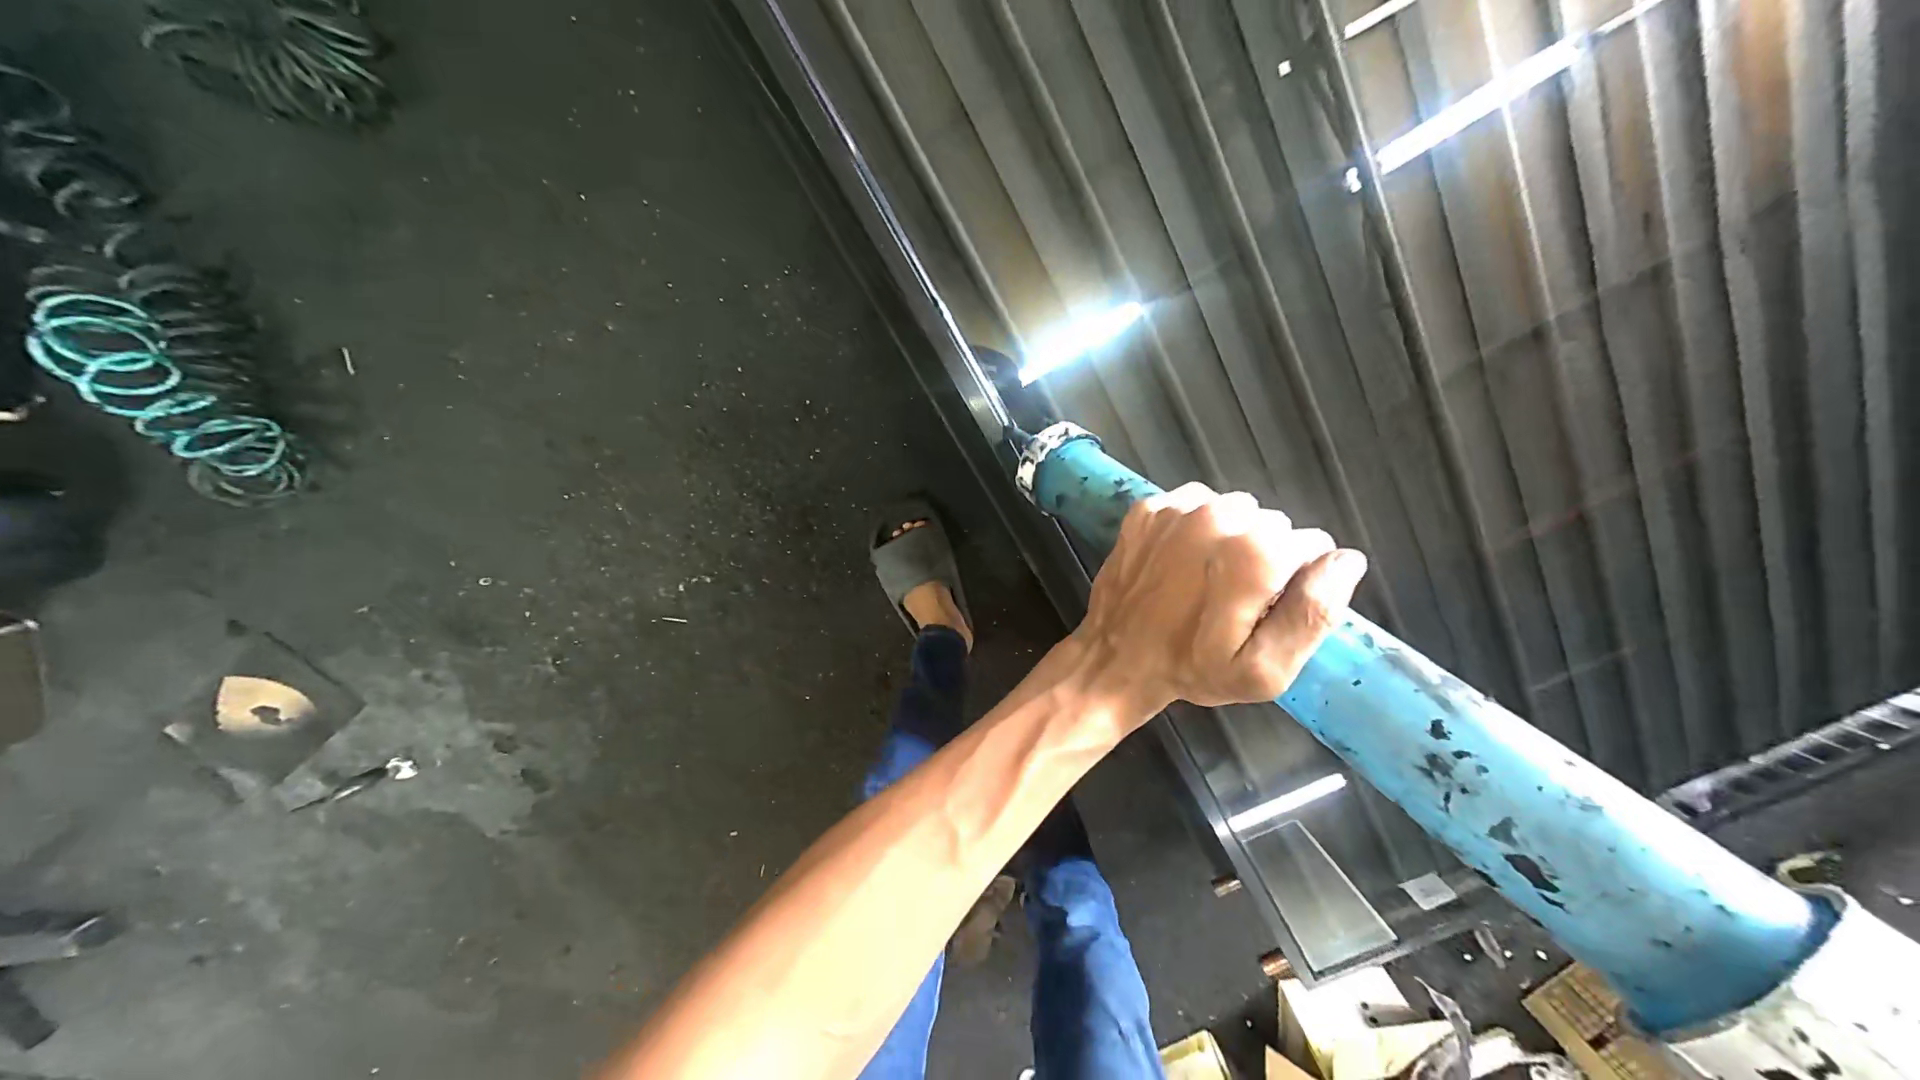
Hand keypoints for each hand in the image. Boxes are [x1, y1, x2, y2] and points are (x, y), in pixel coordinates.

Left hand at [1074, 483, 1367, 718]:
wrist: (1115, 658)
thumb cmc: (1192, 669)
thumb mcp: (1265, 668)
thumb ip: (1315, 612)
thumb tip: (1346, 561)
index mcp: (1255, 552)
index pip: (1312, 545)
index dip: (1297, 579)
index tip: (1266, 607)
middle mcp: (1218, 516)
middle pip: (1272, 524)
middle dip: (1265, 557)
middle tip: (1234, 598)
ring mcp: (1178, 508)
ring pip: (1235, 510)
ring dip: (1230, 538)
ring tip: (1206, 579)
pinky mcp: (1148, 508)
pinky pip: (1194, 503)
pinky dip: (1194, 526)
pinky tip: (1180, 560)